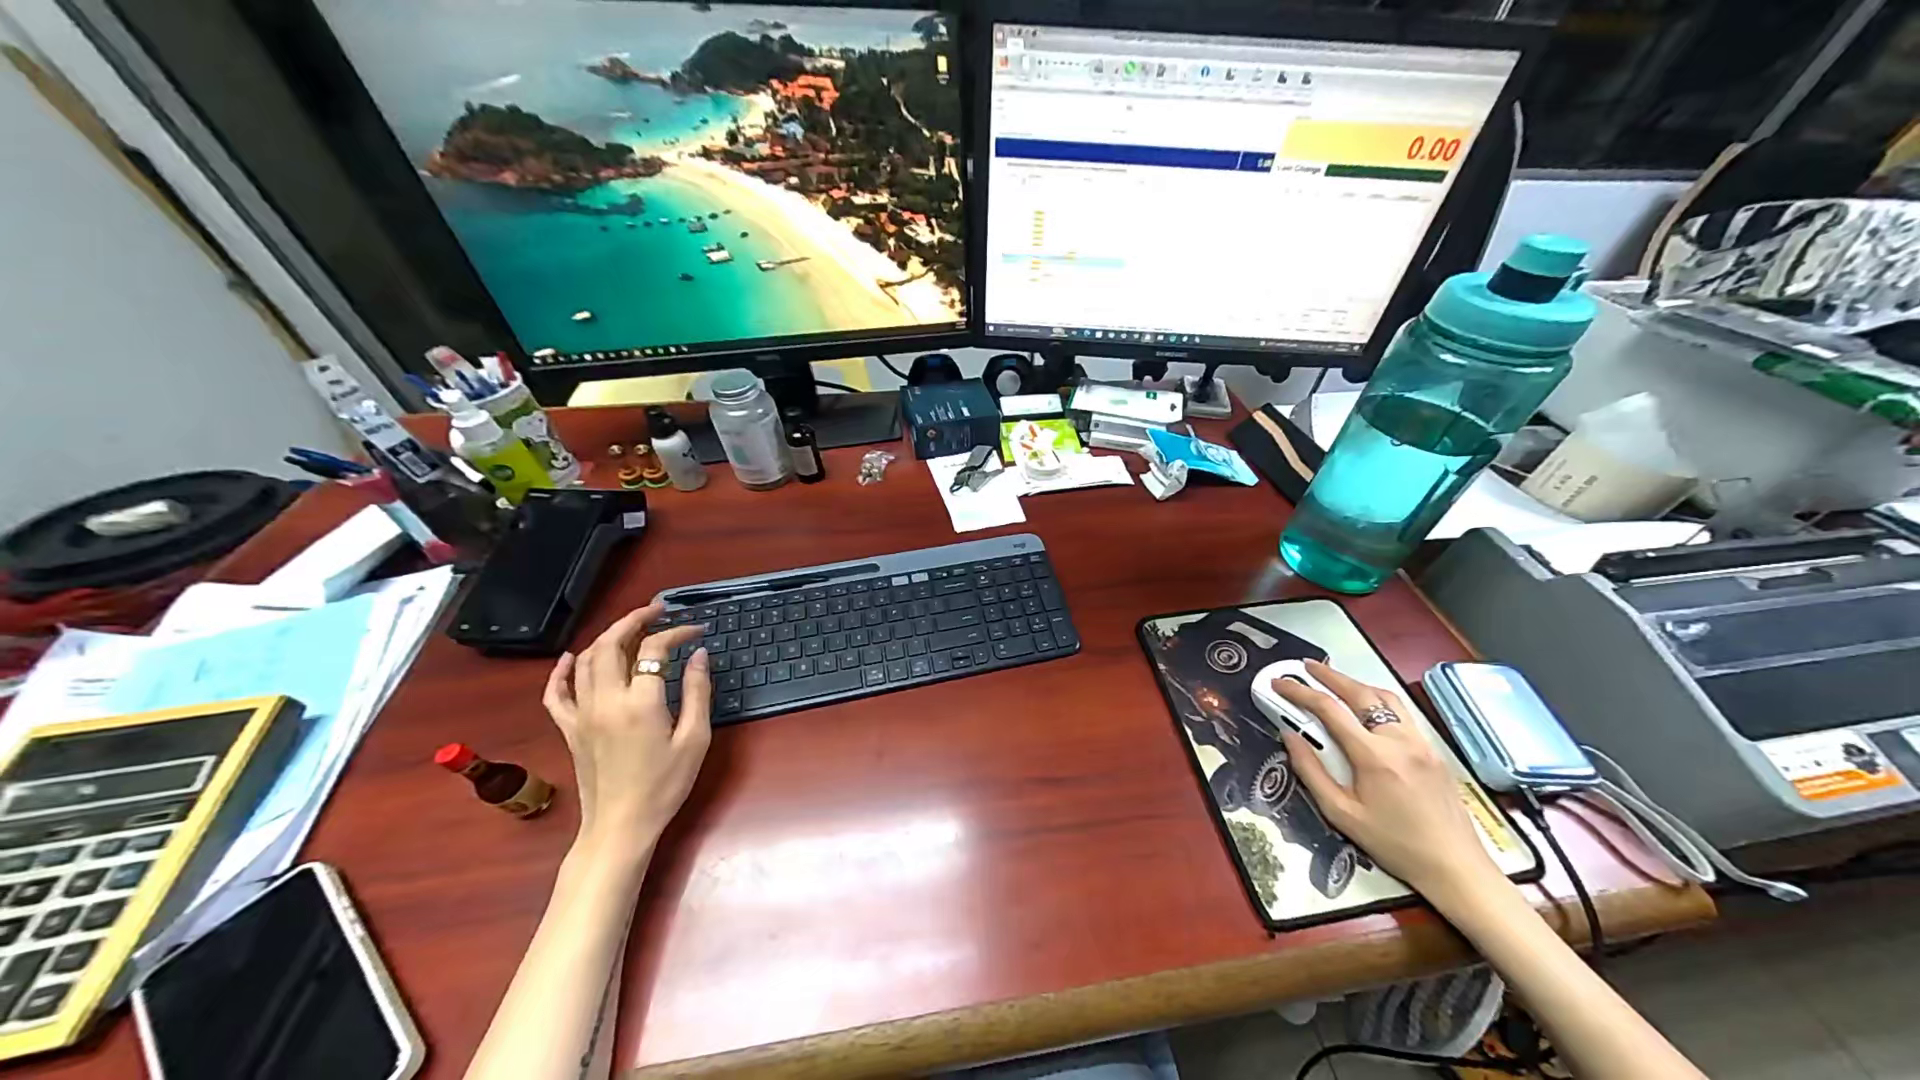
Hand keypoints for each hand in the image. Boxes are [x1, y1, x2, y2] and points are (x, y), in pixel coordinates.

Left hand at [542, 602, 711, 854]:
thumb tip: (698, 655)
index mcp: (640, 703)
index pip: (654, 650)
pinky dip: (562, 671)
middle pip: (612, 644)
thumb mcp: (694, 739)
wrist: (621, 826)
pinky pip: (556, 692)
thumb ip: (697, 692)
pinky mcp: (569, 728)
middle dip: (635, 620)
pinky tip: (571, 657)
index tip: (696, 631)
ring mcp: (582, 714)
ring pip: (587, 660)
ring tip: (630, 627)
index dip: (676, 633)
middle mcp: (605, 700)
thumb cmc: (665, 785)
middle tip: (658, 611)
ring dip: (608, 636)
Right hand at [1274, 660, 1506, 906]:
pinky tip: (1367, 706)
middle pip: (1360, 693)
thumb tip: (1290, 737)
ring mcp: (1421, 743)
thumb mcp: (1341, 814)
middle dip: (1329, 676)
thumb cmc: (1394, 845)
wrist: (1455, 867)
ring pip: (1386, 698)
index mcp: (1374, 757)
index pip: (1329, 710)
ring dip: (1356, 683)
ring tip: (1335, 680)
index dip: (1300, 692)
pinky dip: (1378, 699)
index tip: (1281, 684)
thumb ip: (1310, 771)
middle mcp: (1400, 741)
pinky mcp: (1434, 751)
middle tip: (1307, 667)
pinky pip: (1402, 713)